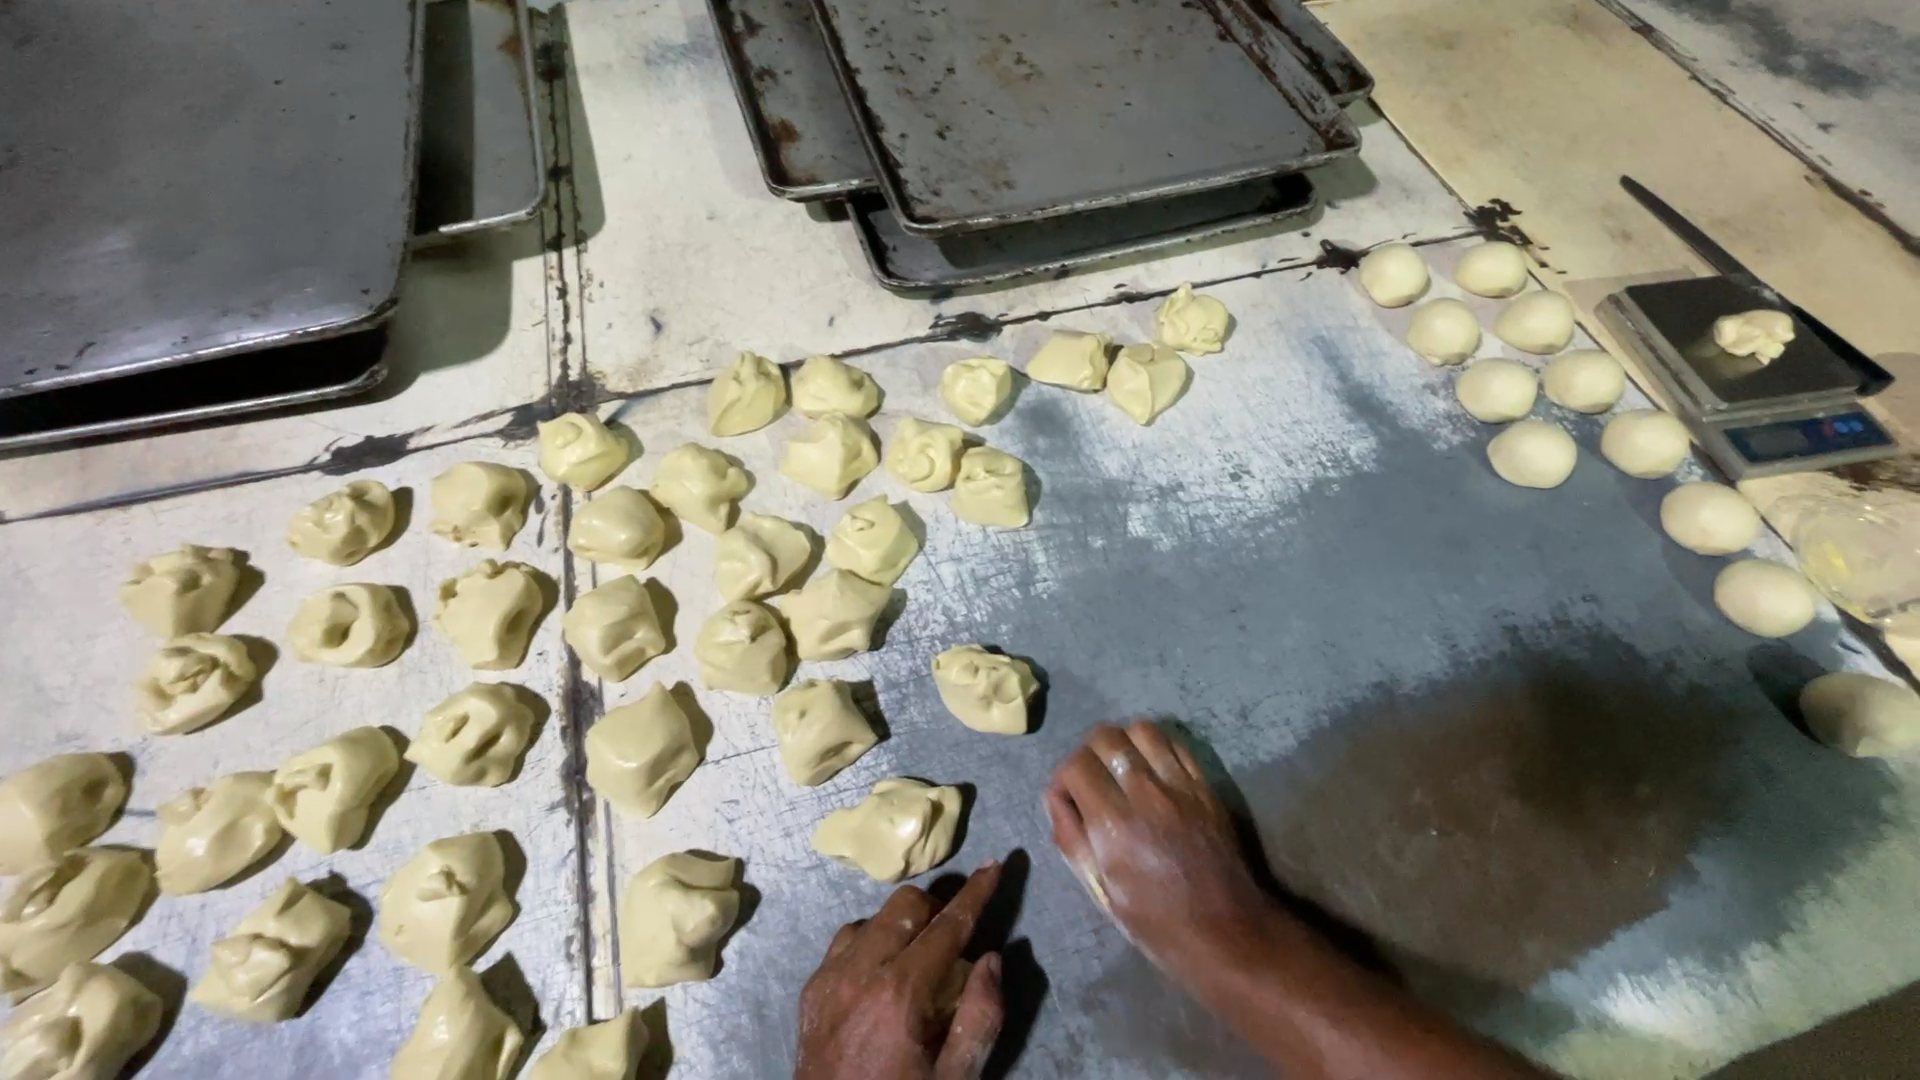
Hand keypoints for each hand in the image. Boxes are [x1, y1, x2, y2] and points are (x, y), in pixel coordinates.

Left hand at [795, 862, 1005, 1079]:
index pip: (947, 926)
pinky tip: (880, 973)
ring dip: (900, 926)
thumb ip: (980, 1018)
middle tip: (952, 939)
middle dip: (935, 910)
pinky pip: (845, 940)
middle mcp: (861, 973)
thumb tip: (990, 958)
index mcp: (901, 994)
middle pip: (905, 906)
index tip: (994, 863)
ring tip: (916, 959)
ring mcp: (829, 978)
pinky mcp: (811, 989)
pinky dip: (869, 942)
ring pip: (873, 917)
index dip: (975, 893)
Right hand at [1046, 721, 1278, 984]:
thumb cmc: (1155, 922)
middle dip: (1089, 752)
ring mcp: (1180, 787)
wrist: (1224, 933)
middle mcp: (1145, 794)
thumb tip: (1054, 797)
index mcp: (1113, 824)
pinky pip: (1176, 744)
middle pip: (1106, 736)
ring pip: (1141, 729)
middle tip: (1093, 779)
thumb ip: (1071, 838)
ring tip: (1123, 768)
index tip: (1069, 796)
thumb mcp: (1099, 890)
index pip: (1076, 764)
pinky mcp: (1205, 787)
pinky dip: (1156, 748)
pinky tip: (1152, 770)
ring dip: (1124, 743)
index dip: (1064, 777)